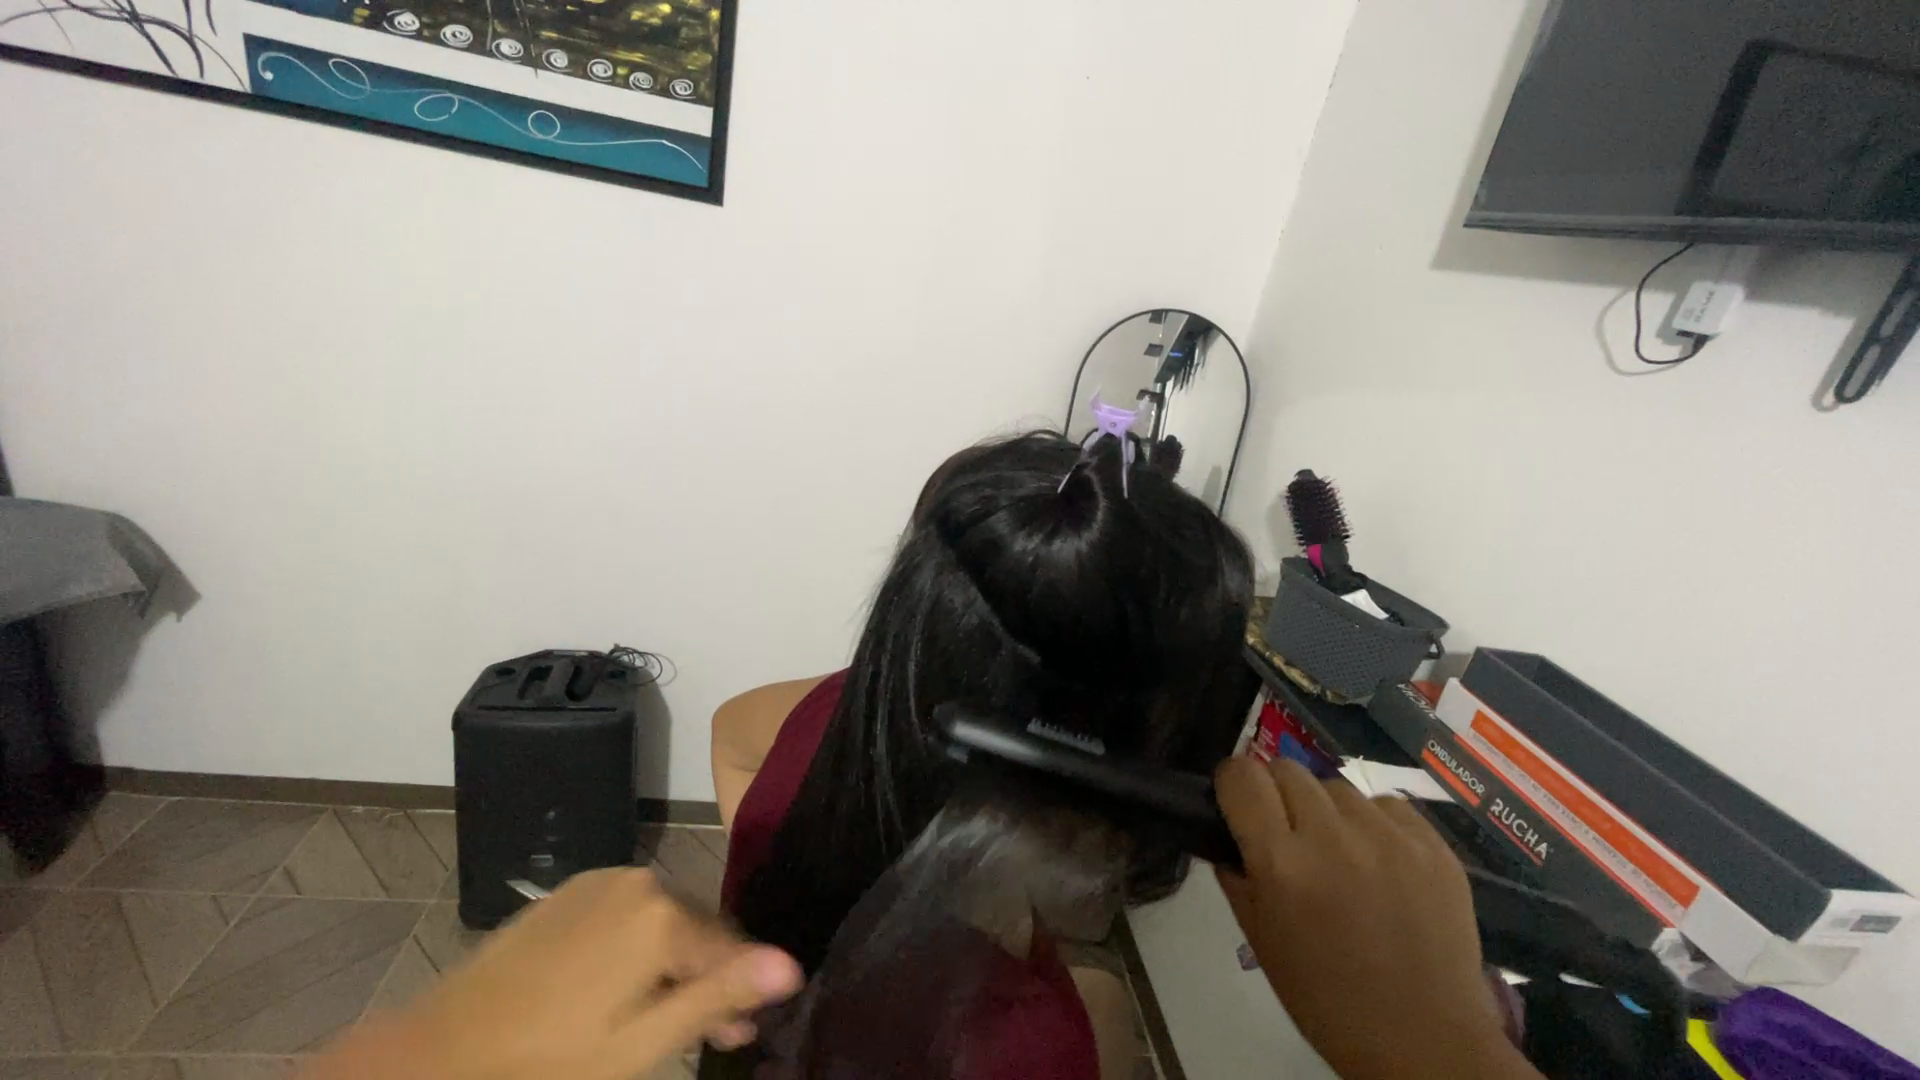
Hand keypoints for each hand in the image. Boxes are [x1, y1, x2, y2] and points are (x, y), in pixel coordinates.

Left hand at [302, 867, 802, 1079]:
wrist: (438, 1054)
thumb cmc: (549, 1063)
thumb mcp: (642, 1043)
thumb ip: (720, 994)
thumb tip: (791, 964)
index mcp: (662, 915)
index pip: (729, 949)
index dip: (739, 992)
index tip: (739, 1033)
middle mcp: (641, 883)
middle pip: (696, 931)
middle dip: (706, 978)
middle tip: (708, 1033)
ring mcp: (603, 882)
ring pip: (663, 921)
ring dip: (673, 963)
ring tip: (662, 1015)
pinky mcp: (572, 891)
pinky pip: (628, 913)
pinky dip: (637, 946)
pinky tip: (621, 987)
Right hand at [1213, 756, 1538, 1079]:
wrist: (1426, 1042)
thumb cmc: (1326, 999)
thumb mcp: (1259, 938)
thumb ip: (1236, 874)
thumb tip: (1231, 832)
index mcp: (1281, 863)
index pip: (1242, 775)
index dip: (1233, 784)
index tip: (1237, 803)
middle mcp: (1332, 836)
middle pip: (1287, 769)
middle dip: (1276, 792)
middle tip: (1286, 832)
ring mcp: (1388, 837)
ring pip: (1336, 786)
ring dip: (1325, 808)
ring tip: (1338, 852)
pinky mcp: (1433, 845)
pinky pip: (1386, 804)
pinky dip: (1373, 822)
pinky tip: (1379, 862)